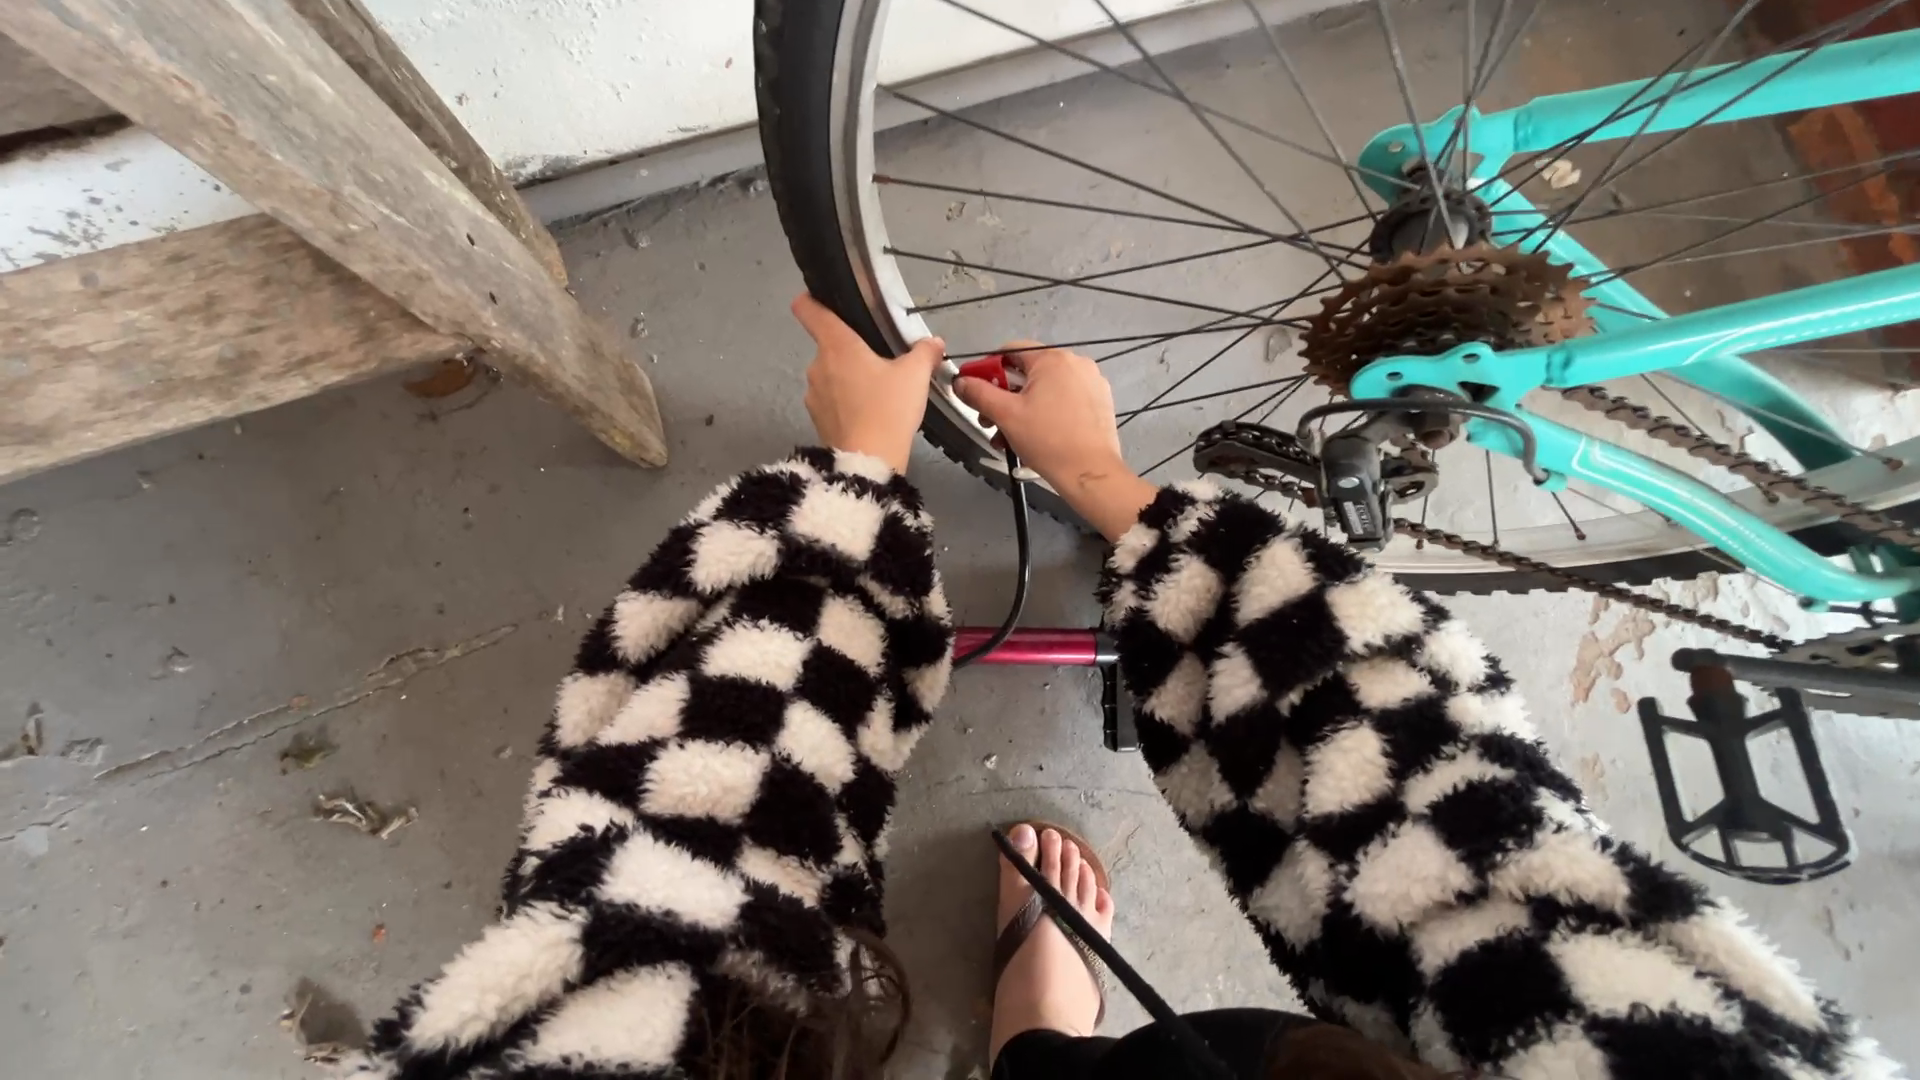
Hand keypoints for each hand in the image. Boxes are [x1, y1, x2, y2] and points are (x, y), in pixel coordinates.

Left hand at [793, 295, 942, 473]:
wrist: (869, 463)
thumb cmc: (889, 409)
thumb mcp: (915, 376)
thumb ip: (924, 353)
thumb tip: (933, 342)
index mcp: (836, 345)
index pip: (808, 309)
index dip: (812, 301)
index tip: (824, 303)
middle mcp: (817, 365)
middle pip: (829, 348)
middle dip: (851, 354)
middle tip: (880, 367)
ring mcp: (812, 395)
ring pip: (830, 377)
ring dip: (848, 381)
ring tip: (877, 396)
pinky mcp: (816, 420)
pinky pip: (831, 403)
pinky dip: (846, 405)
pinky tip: (868, 417)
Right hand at [953, 343, 1156, 540]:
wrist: (1089, 472)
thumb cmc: (1050, 442)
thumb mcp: (1005, 415)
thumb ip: (979, 393)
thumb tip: (961, 382)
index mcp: (1053, 359)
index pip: (1010, 350)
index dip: (987, 368)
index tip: (975, 387)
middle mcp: (1075, 364)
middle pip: (1028, 372)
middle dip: (1003, 395)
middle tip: (990, 419)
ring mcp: (1091, 383)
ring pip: (1045, 389)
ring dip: (1021, 408)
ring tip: (1009, 435)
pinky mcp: (1098, 402)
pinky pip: (1063, 400)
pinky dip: (1045, 413)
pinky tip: (1034, 436)